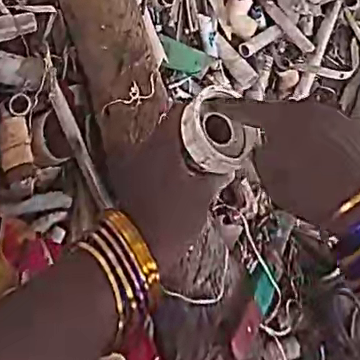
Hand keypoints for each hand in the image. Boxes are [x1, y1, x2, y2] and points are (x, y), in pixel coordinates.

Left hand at [110, 104, 222, 274]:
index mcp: (163, 142)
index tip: (214, 117)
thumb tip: (228, 165)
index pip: (180, 109)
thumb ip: (216, 175)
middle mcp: (145, 146)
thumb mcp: (202, 196)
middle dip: (191, 131)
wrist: (138, 249)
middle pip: (170, 126)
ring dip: (180, 147)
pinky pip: (154, 159)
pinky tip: (184, 175)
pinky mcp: (131, 178)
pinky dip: (169, 161)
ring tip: (201, 160)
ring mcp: (135, 162)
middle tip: (212, 142)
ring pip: (162, 143)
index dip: (198, 110)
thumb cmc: (173, 218)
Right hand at [214, 99, 359, 233]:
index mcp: (279, 117)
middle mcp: (305, 108)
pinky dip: (319, 140)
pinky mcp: (350, 125)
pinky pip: (325, 127)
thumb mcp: (272, 182)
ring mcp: (330, 114)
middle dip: (271, 128)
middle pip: (278, 113)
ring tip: (299, 162)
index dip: (230, 109)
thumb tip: (258, 151)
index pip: (246, 108)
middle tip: (268, 149)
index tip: (221, 107)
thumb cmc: (316, 195)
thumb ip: (258, 158)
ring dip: (297, 134)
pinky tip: (321, 162)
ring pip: (303, 119)